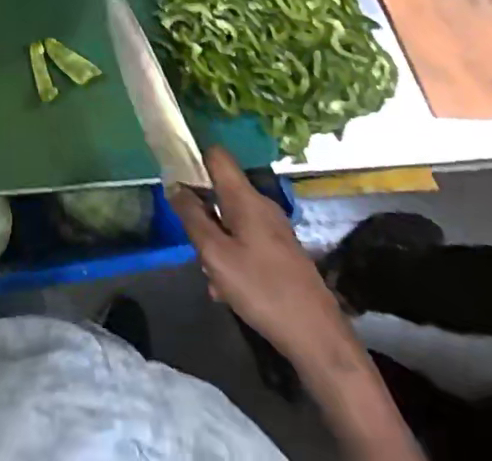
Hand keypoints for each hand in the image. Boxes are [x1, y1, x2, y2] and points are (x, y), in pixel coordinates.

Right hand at [168, 146, 357, 365]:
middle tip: (193, 243)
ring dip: (214, 242)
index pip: (217, 157)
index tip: (174, 180)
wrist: (316, 336)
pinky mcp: (280, 251)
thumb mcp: (215, 254)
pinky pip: (245, 241)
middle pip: (221, 192)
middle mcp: (262, 207)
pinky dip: (231, 256)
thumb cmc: (261, 289)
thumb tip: (175, 186)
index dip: (193, 160)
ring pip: (231, 221)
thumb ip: (192, 217)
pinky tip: (227, 289)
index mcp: (246, 199)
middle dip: (201, 213)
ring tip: (211, 276)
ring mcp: (274, 230)